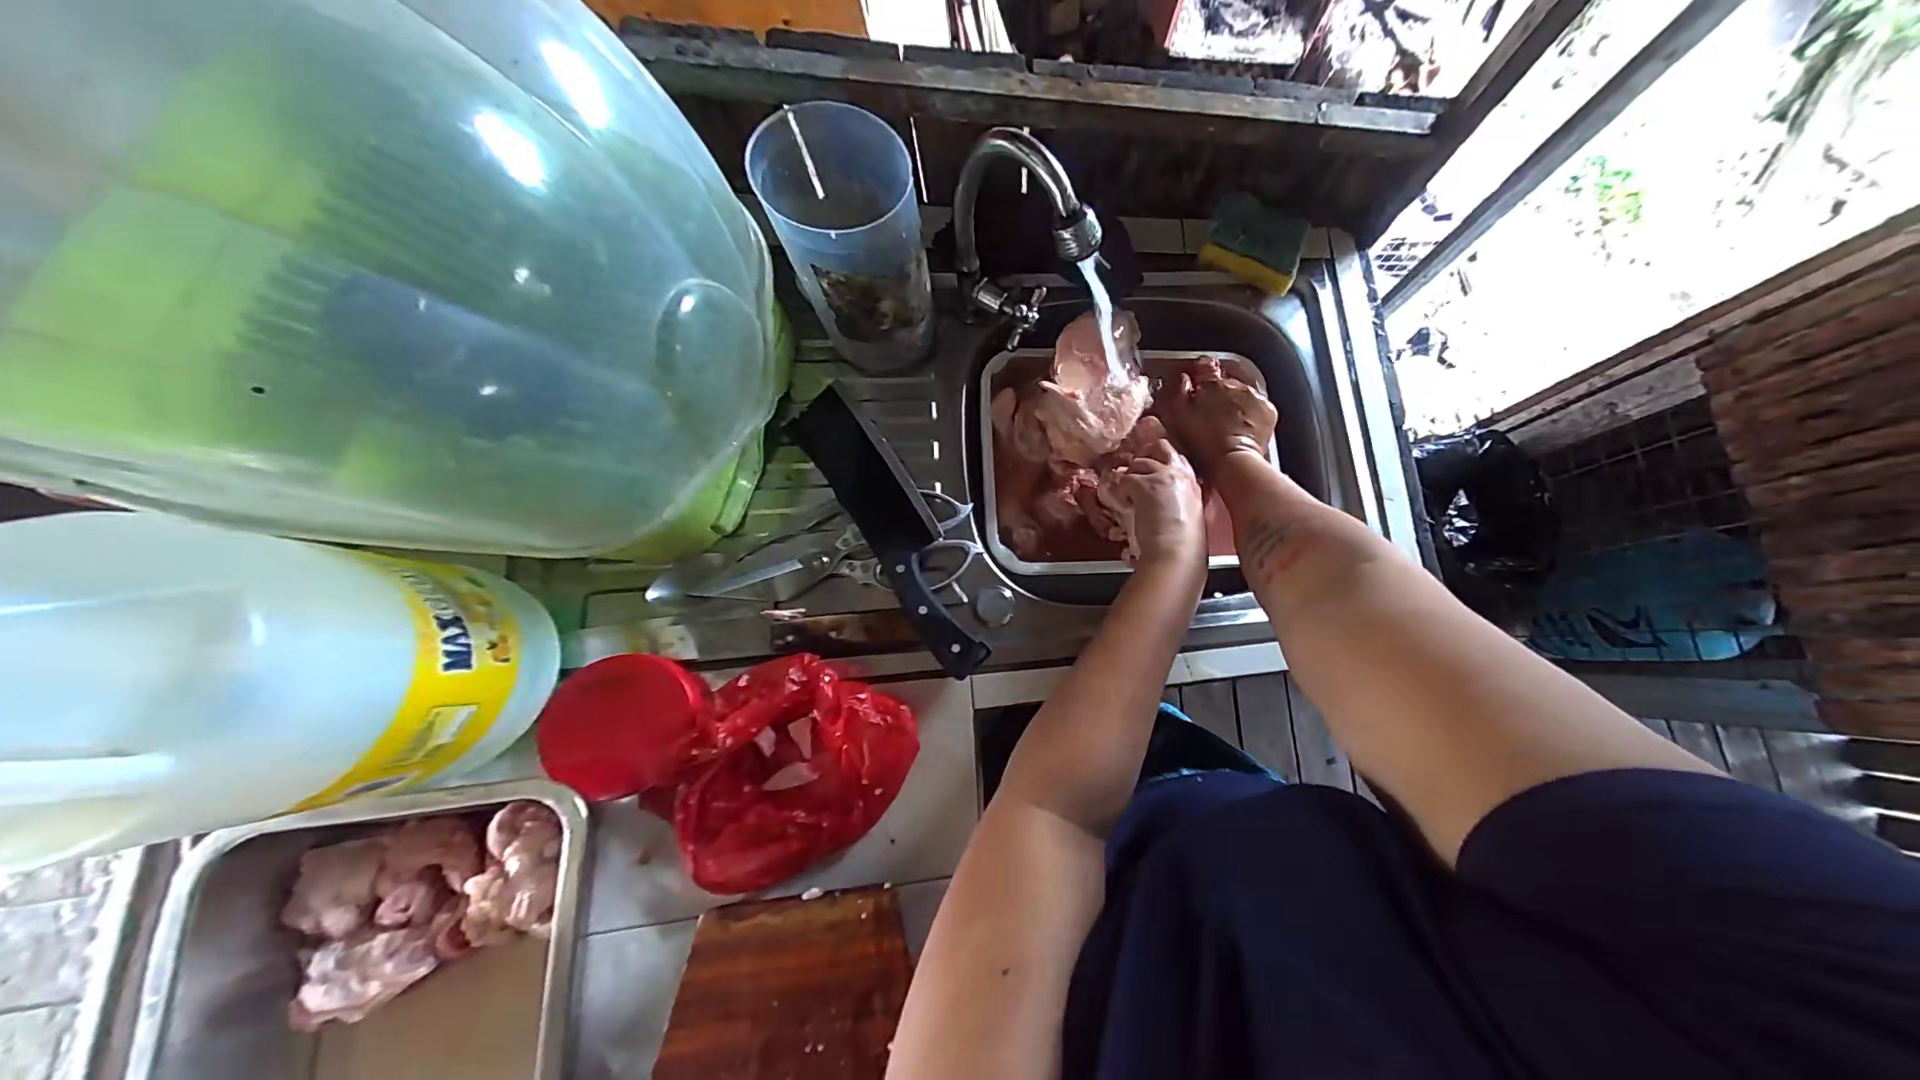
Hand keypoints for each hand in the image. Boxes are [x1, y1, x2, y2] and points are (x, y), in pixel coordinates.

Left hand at [1099, 439, 1204, 568]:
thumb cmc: (1184, 546)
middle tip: (1132, 472)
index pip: (1177, 457)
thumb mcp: (1188, 515)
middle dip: (1144, 456)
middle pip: (1160, 447)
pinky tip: (1125, 506)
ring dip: (1129, 477)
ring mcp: (1162, 476)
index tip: (1149, 471)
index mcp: (1194, 482)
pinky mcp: (1144, 485)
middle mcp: (1181, 473)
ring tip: (1127, 496)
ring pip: (1138, 463)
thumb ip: (1176, 501)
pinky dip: (1120, 492)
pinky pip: (1124, 479)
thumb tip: (1159, 501)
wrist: (1178, 554)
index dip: (1160, 460)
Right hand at [1158, 362, 1277, 477]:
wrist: (1232, 459)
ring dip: (1235, 405)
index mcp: (1211, 383)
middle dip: (1219, 395)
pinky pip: (1258, 407)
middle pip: (1225, 383)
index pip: (1205, 368)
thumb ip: (1177, 394)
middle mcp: (1234, 385)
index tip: (1197, 383)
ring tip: (1226, 426)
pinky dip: (1251, 415)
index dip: (1200, 374)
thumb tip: (1182, 380)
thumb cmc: (1202, 441)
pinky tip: (1241, 429)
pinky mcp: (1267, 410)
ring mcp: (1253, 396)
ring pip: (1242, 395)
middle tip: (1210, 415)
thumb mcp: (1178, 417)